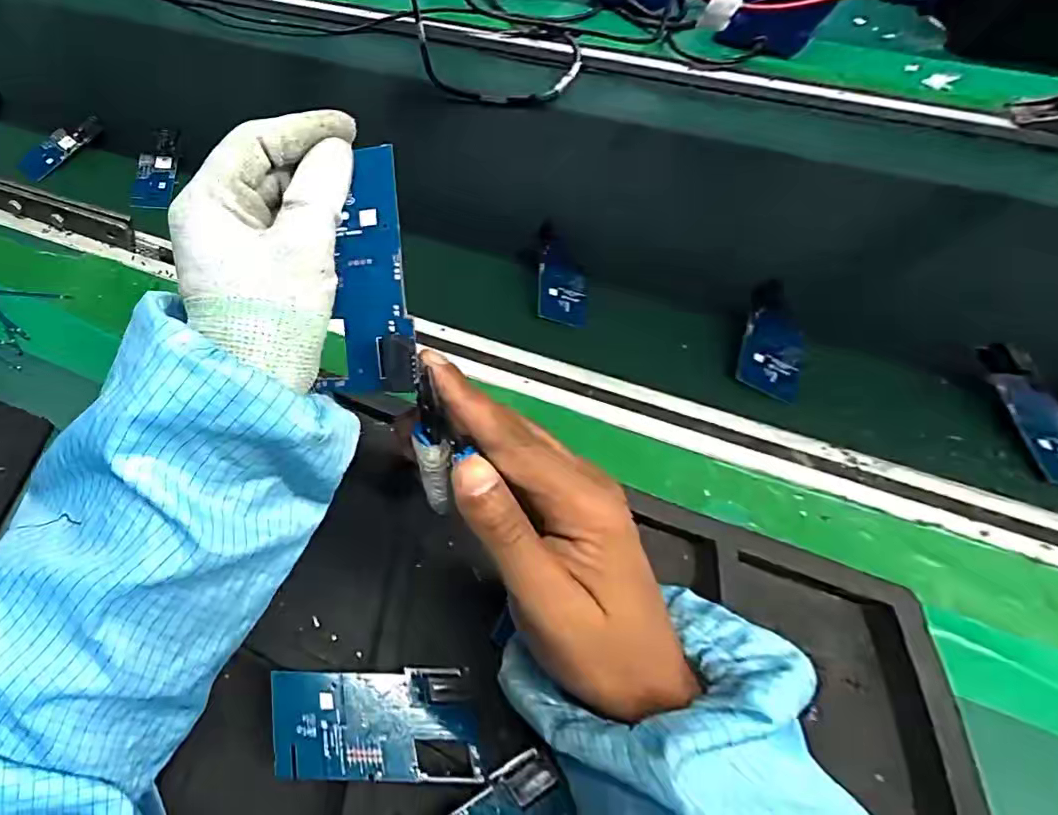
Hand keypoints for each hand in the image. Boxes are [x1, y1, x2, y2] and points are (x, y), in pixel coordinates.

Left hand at [168, 110, 354, 391]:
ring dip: (316, 198)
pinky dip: (309, 225)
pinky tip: (338, 228)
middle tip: (356, 169)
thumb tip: (334, 152)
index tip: (343, 130)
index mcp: (206, 203)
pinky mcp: (243, 265)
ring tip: (354, 202)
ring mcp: (224, 243)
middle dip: (313, 167)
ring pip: (276, 200)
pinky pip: (278, 229)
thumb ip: (322, 188)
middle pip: (264, 169)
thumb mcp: (303, 246)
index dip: (302, 129)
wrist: (252, 392)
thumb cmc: (264, 327)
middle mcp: (209, 218)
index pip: (252, 140)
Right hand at [425, 349, 699, 722]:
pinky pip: (518, 460)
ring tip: (419, 416)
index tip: (429, 363)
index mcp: (582, 499)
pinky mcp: (567, 501)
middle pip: (511, 429)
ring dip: (466, 422)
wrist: (650, 693)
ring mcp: (578, 489)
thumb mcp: (544, 598)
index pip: (510, 439)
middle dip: (458, 405)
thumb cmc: (597, 652)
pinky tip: (456, 446)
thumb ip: (503, 529)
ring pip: (514, 439)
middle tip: (408, 391)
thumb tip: (464, 464)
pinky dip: (480, 445)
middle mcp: (582, 481)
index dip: (465, 400)